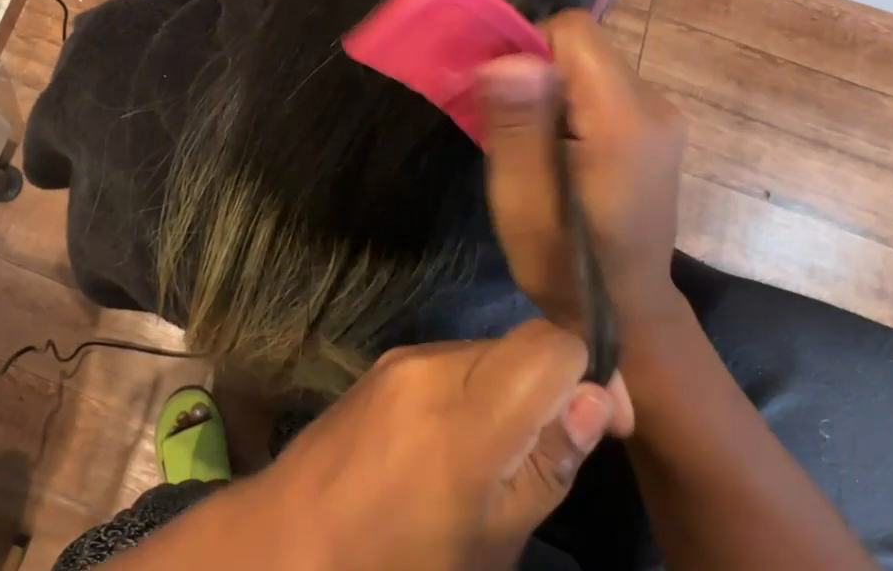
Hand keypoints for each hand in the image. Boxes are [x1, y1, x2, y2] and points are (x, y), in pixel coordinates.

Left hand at [250, 322, 629, 569]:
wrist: (286, 541)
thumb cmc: (397, 561)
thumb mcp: (491, 537)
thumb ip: (548, 463)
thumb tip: (596, 401)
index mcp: (466, 412)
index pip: (553, 343)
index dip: (593, 373)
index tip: (607, 424)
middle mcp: (433, 365)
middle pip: (521, 346)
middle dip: (555, 388)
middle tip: (556, 454)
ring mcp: (402, 360)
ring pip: (488, 353)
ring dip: (514, 392)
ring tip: (502, 461)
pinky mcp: (382, 366)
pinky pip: (450, 364)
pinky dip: (475, 392)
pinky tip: (460, 446)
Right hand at [476, 10, 687, 327]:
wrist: (624, 313)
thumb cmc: (564, 265)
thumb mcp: (522, 202)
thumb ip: (518, 126)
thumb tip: (509, 57)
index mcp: (623, 119)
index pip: (572, 31)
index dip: (526, 50)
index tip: (502, 101)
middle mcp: (654, 105)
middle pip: (582, 46)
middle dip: (535, 74)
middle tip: (510, 132)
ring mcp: (661, 117)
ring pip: (589, 66)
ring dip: (550, 93)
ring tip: (532, 148)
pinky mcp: (655, 130)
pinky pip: (600, 89)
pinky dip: (569, 106)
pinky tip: (557, 153)